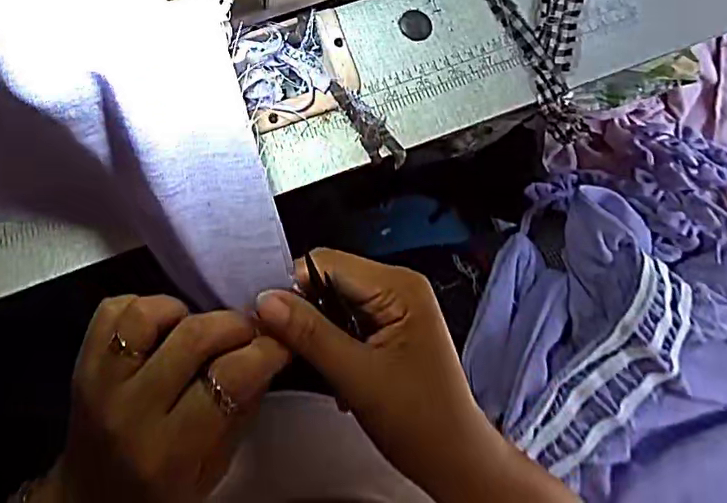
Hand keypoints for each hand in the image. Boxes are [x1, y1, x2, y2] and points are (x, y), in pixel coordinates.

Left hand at [34, 295, 290, 502]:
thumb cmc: (159, 493)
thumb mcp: (210, 472)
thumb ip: (241, 411)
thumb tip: (270, 349)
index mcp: (168, 453)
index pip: (228, 378)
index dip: (265, 350)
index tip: (280, 340)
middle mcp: (130, 413)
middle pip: (193, 335)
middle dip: (234, 323)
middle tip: (248, 329)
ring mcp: (99, 383)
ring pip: (147, 313)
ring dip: (183, 311)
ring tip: (195, 328)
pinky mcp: (81, 361)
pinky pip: (113, 308)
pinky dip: (143, 306)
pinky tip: (160, 327)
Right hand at [253, 249, 574, 502]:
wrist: (458, 464)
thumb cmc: (423, 424)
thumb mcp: (357, 378)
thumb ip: (310, 334)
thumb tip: (268, 301)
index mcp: (399, 286)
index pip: (327, 262)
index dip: (294, 286)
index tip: (268, 317)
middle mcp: (399, 285)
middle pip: (330, 277)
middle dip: (305, 310)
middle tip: (285, 345)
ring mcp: (396, 304)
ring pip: (335, 298)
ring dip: (317, 328)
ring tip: (314, 363)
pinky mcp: (391, 324)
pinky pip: (347, 315)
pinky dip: (332, 339)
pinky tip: (332, 369)